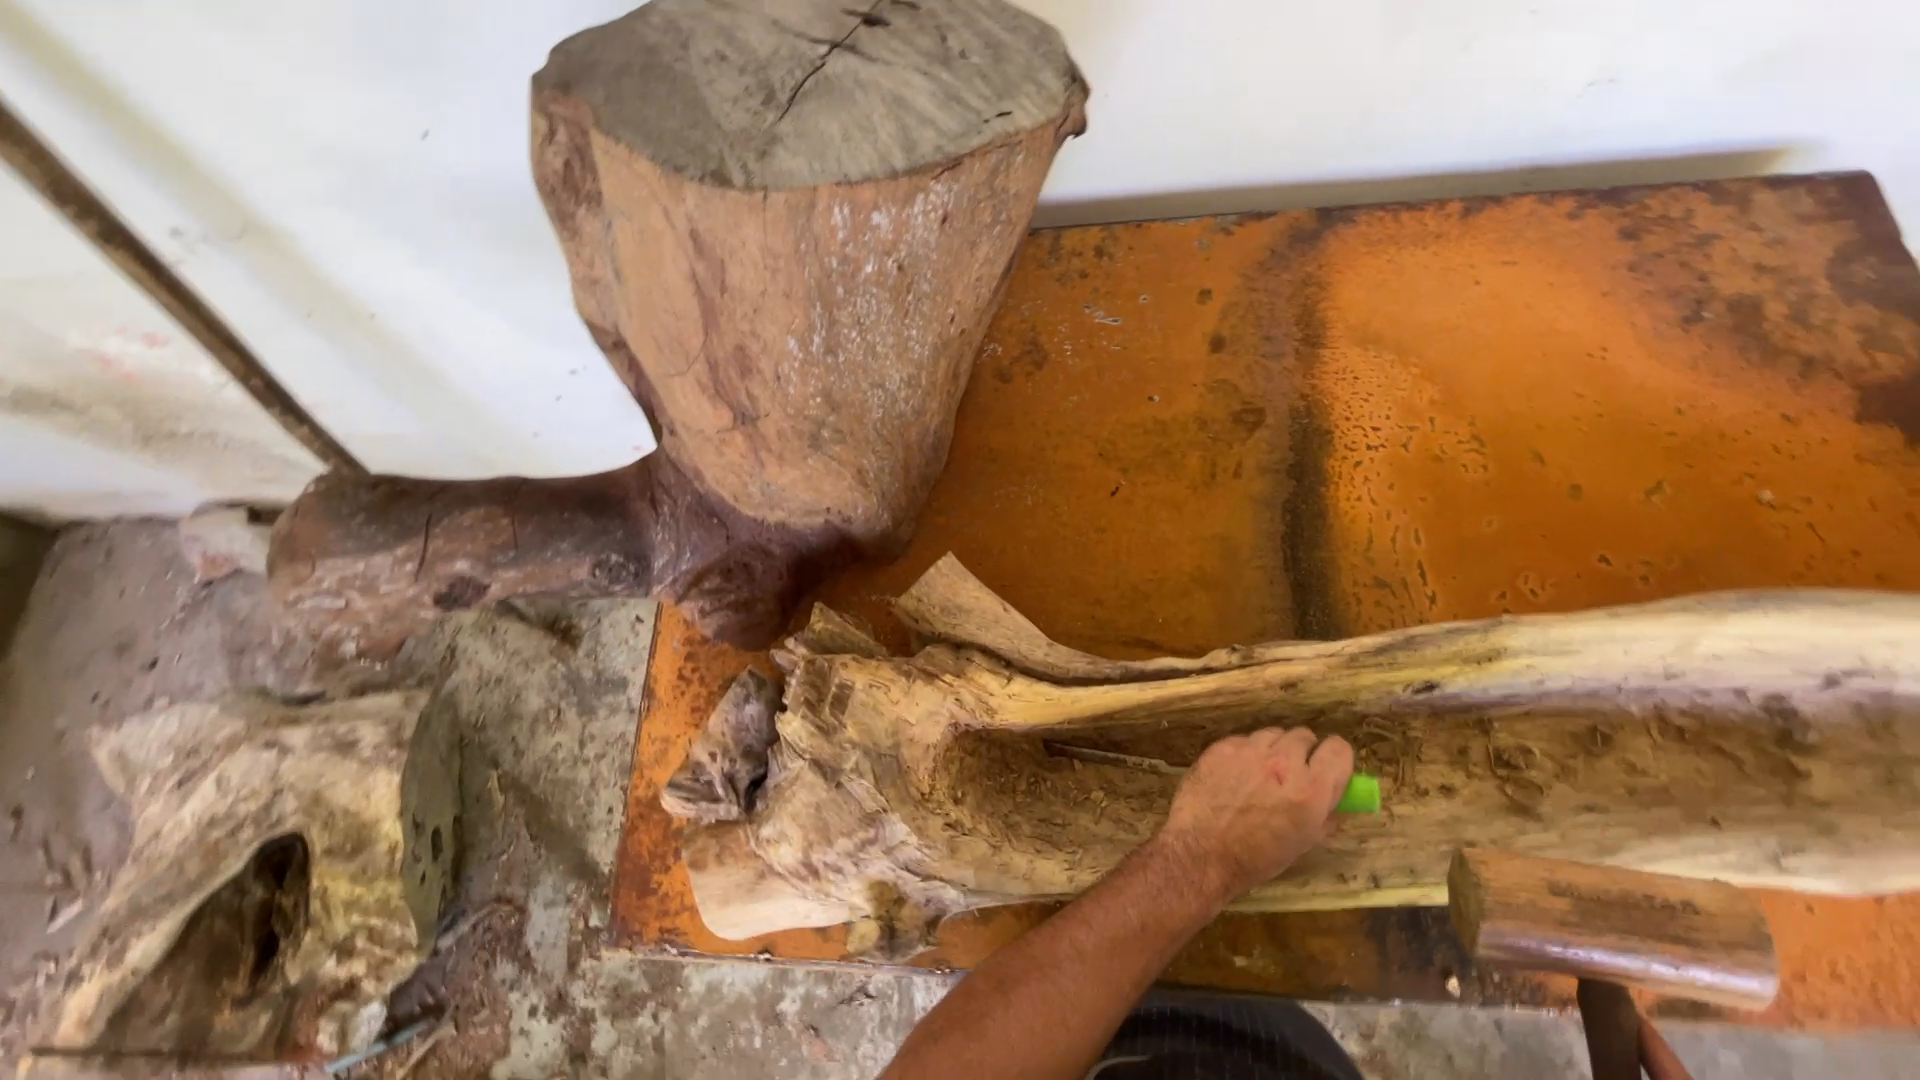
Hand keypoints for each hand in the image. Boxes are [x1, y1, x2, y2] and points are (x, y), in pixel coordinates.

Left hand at [1148, 728, 1353, 907]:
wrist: (1202, 852)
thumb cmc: (1257, 857)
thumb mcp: (1304, 841)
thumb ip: (1326, 814)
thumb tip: (1342, 800)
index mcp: (1310, 789)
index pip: (1339, 749)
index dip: (1334, 758)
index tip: (1326, 768)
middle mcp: (1283, 762)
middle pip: (1304, 736)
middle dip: (1302, 753)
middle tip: (1290, 774)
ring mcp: (1249, 750)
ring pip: (1273, 734)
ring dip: (1273, 750)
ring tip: (1259, 774)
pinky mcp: (1222, 746)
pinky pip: (1243, 740)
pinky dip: (1244, 753)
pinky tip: (1234, 775)